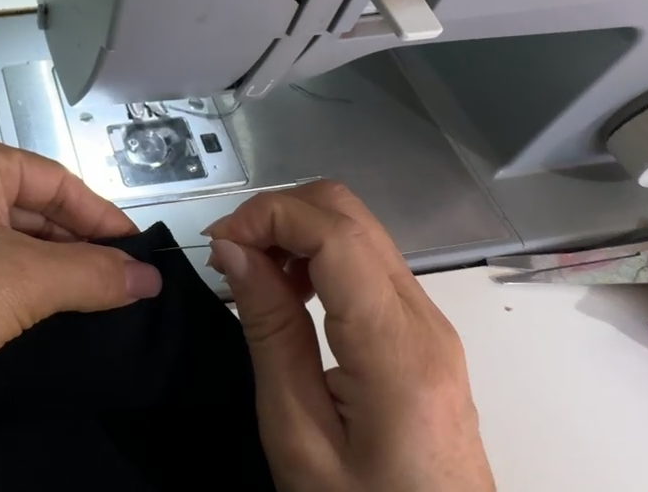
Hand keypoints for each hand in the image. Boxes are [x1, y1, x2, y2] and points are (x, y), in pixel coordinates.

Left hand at [0, 135, 160, 491]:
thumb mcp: (26, 281)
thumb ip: (94, 274)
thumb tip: (147, 276)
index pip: (56, 180)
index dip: (102, 216)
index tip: (142, 253)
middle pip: (35, 206)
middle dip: (80, 245)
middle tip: (128, 283)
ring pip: (13, 237)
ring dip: (54, 268)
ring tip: (101, 300)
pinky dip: (24, 283)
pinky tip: (53, 309)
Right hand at [204, 181, 493, 491]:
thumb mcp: (297, 434)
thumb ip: (269, 332)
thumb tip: (233, 248)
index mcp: (396, 347)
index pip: (334, 231)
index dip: (267, 215)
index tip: (218, 245)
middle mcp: (423, 318)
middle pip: (348, 213)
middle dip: (277, 213)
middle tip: (230, 255)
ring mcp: (429, 323)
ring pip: (356, 228)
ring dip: (294, 230)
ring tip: (253, 275)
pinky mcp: (423, 333)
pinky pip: (365, 261)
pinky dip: (316, 253)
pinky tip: (288, 291)